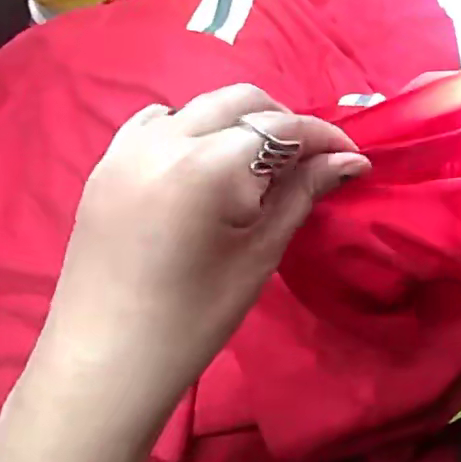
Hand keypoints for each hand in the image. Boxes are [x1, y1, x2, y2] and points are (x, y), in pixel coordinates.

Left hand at [36, 85, 367, 401]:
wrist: (106, 361)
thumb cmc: (195, 318)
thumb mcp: (260, 253)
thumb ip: (303, 193)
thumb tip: (350, 162)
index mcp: (204, 167)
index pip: (281, 129)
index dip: (324, 138)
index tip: (354, 159)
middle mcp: (162, 141)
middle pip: (241, 101)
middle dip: (285, 123)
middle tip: (310, 163)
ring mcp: (127, 148)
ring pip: (200, 105)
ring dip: (240, 121)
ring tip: (260, 164)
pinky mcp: (106, 163)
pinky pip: (159, 122)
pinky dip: (194, 128)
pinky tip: (205, 164)